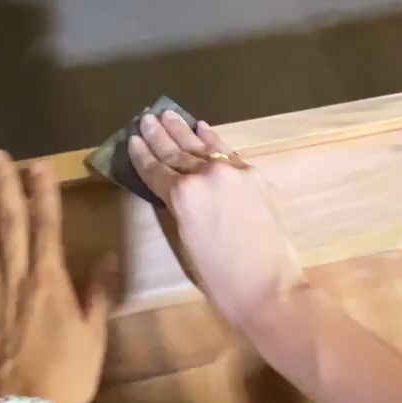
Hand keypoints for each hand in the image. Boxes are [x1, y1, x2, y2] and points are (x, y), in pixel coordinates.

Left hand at [0, 151, 117, 402]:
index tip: (37, 166)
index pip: (46, 228)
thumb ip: (98, 293)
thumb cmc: (68, 375)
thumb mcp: (94, 335)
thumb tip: (107, 255)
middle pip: (10, 227)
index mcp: (50, 283)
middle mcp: (17, 281)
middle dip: (5, 188)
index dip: (42, 194)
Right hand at [129, 111, 306, 332]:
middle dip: (159, 136)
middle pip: (177, 153)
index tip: (132, 139)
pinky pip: (228, 152)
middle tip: (145, 119)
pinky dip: (214, 140)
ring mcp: (234, 172)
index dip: (142, 155)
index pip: (155, 170)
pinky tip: (203, 127)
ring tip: (168, 115)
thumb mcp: (186, 243)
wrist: (269, 287)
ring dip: (183, 131)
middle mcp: (206, 175)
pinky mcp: (256, 177)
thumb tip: (179, 193)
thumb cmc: (220, 279)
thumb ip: (180, 210)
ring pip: (203, 147)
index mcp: (182, 195)